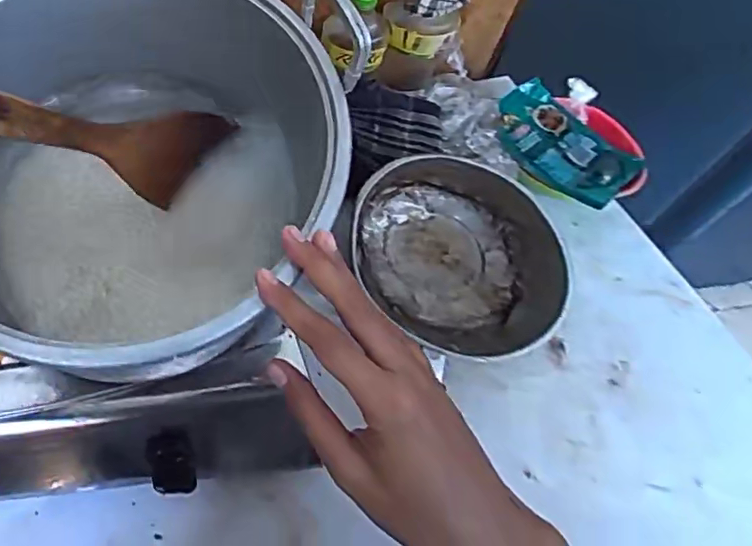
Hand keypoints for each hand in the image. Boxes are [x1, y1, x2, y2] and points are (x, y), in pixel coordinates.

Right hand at [256, 227, 564, 545]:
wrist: (485, 528)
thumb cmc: (418, 510)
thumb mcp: (353, 474)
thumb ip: (313, 416)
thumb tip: (277, 370)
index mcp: (385, 399)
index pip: (328, 340)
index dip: (292, 305)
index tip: (265, 278)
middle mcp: (405, 371)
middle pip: (356, 306)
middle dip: (321, 266)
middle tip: (293, 235)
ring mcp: (419, 366)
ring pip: (373, 308)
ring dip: (344, 272)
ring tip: (319, 241)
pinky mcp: (425, 370)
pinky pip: (387, 323)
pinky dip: (363, 297)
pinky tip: (349, 286)